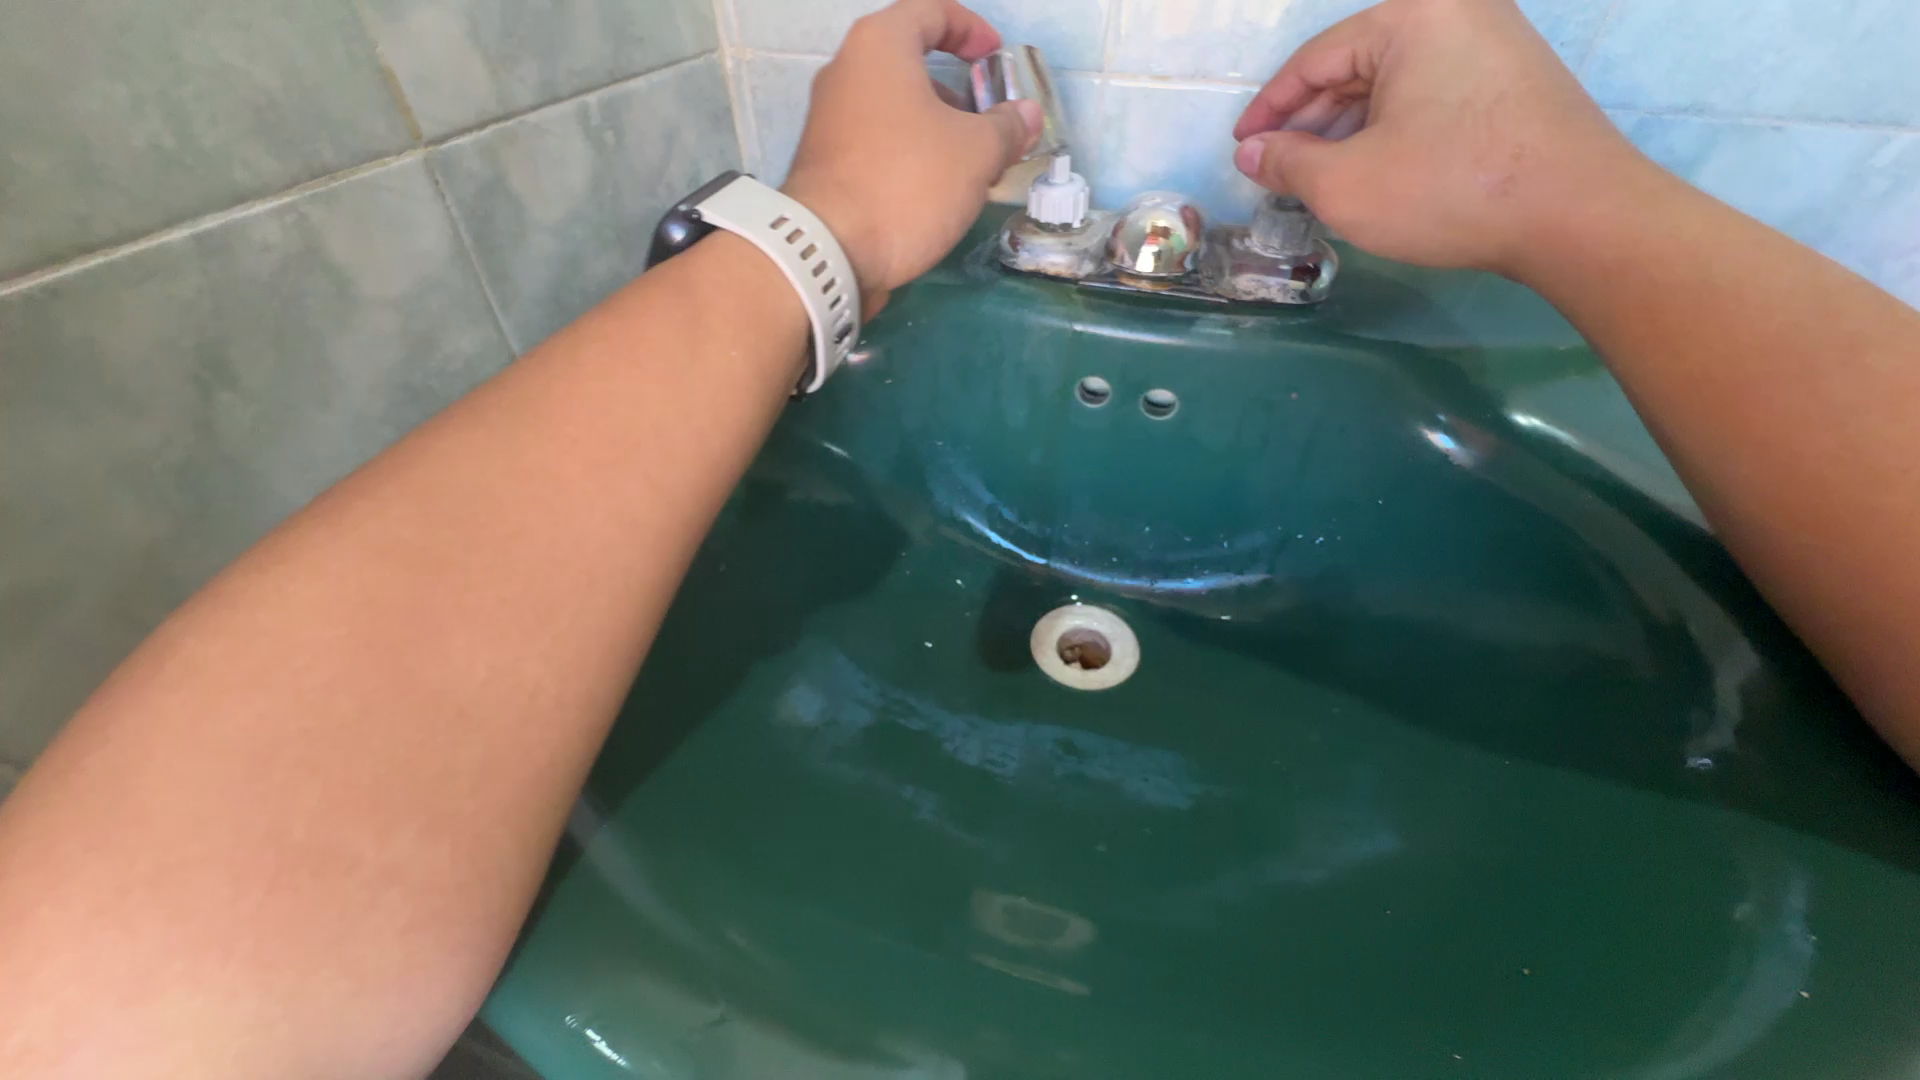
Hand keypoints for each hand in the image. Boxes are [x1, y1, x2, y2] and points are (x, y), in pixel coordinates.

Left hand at [783, 0, 1042, 312]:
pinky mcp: (824, 165)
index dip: (970, 30)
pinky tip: (932, 195)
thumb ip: (1005, 128)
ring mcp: (828, 121)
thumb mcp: (975, 154)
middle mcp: (845, 72)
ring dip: (935, 132)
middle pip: (910, 66)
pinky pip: (876, 146)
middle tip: (988, 126)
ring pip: (894, 111)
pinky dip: (908, 157)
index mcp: (879, 46)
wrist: (830, 252)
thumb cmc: (907, 184)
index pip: (931, 12)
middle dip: (956, 94)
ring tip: (967, 171)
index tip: (995, 56)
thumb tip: (1025, 115)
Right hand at [1232, 0, 1657, 274]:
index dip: (1268, 108)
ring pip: (1390, 85)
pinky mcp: (1510, 82)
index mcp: (1411, 18)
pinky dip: (1385, 131)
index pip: (1314, 58)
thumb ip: (1285, 162)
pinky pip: (1425, 97)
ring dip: (1343, 131)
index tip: (1240, 147)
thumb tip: (1249, 152)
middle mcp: (1456, 13)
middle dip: (1306, 121)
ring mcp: (1491, 44)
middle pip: (1353, 67)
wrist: (1572, 212)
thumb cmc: (1445, 188)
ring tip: (1313, 178)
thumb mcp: (1342, 183)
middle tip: (1273, 169)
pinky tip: (1367, 170)